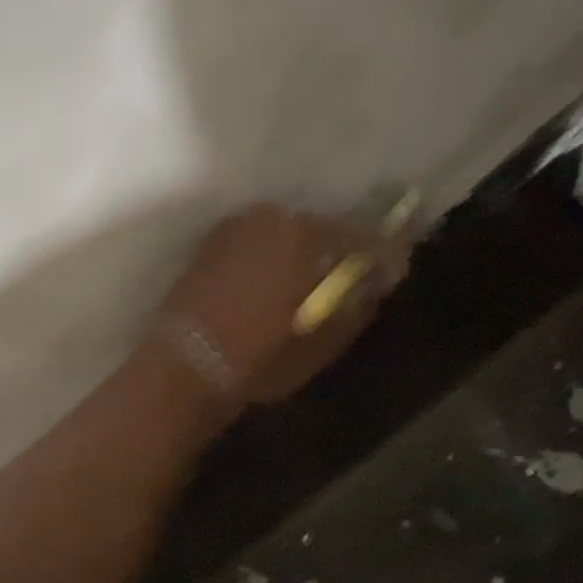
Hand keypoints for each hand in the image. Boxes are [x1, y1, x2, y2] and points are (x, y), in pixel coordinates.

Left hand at [153, 203, 411, 405]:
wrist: (184, 365)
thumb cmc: (260, 358)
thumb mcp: (321, 341)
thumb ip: (358, 302)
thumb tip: (385, 276)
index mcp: (307, 236)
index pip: (362, 237)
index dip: (385, 253)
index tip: (398, 265)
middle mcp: (274, 217)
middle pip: (322, 230)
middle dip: (339, 252)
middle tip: (350, 280)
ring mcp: (238, 225)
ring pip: (287, 233)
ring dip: (303, 253)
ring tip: (309, 286)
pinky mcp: (212, 242)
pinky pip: (258, 242)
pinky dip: (272, 257)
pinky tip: (274, 285)